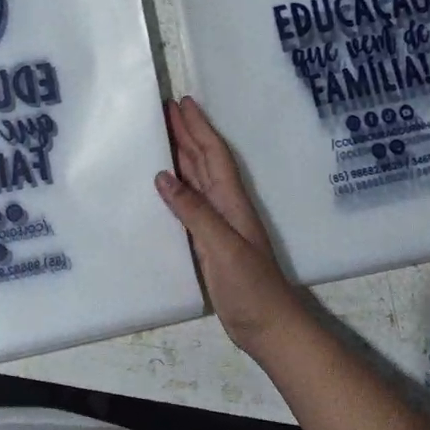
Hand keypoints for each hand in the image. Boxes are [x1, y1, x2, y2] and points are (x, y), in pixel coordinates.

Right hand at [155, 97, 307, 355]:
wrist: (268, 327)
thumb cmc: (250, 287)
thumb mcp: (223, 247)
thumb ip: (195, 212)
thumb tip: (164, 176)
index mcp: (232, 202)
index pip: (213, 155)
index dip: (199, 128)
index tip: (182, 103)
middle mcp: (225, 206)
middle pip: (204, 161)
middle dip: (187, 134)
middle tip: (164, 109)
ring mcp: (218, 224)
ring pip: (196, 179)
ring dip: (181, 155)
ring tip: (161, 135)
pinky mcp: (209, 243)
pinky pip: (188, 204)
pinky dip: (175, 188)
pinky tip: (162, 186)